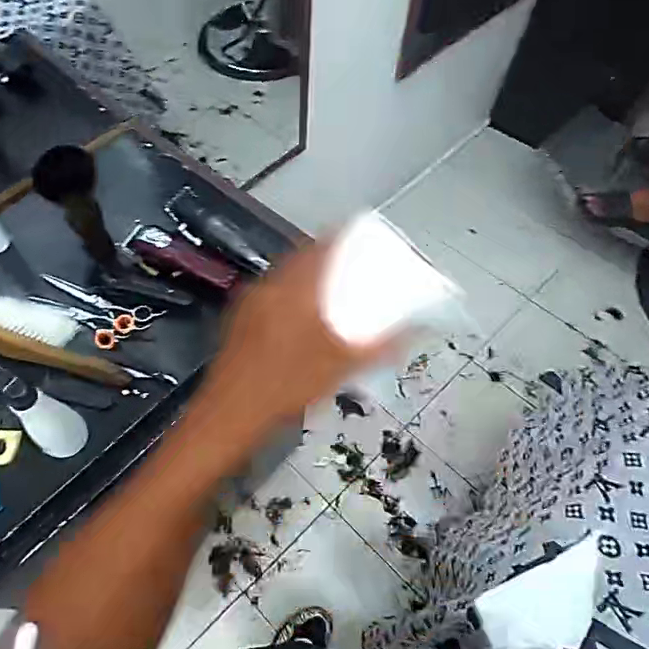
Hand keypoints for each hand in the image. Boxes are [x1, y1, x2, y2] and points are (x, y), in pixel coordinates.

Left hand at [198, 238, 399, 432]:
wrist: (232, 413)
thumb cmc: (287, 385)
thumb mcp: (343, 367)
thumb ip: (382, 345)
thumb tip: (417, 331)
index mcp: (297, 288)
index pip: (323, 246)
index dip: (344, 236)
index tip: (360, 236)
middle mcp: (270, 286)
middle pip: (302, 258)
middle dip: (327, 259)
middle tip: (349, 269)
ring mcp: (250, 303)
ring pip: (284, 276)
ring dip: (307, 279)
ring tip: (329, 294)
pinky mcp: (238, 320)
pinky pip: (270, 295)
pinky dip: (289, 297)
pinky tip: (300, 321)